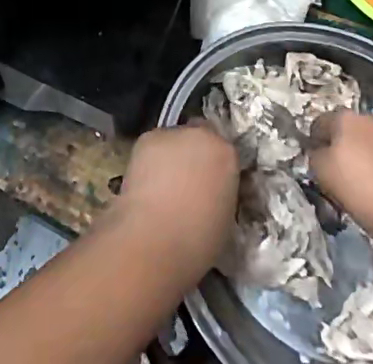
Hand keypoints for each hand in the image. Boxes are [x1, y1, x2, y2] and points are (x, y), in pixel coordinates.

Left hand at [106, 123, 240, 269]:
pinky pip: (153, 146)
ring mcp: (172, 134)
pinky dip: (152, 160)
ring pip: (175, 140)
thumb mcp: (226, 217)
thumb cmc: (198, 239)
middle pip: (200, 137)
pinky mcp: (146, 139)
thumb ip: (222, 192)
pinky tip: (146, 183)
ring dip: (173, 155)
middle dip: (195, 154)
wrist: (155, 238)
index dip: (217, 167)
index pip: (225, 151)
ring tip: (163, 185)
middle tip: (187, 181)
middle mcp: (202, 135)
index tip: (211, 185)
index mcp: (226, 154)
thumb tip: (212, 192)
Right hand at [309, 111, 372, 232]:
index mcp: (343, 117)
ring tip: (362, 197)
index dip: (312, 146)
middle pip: (345, 135)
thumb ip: (314, 159)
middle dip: (340, 155)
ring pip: (368, 150)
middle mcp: (369, 120)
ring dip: (363, 167)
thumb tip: (319, 156)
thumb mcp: (323, 175)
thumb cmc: (364, 188)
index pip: (317, 125)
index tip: (314, 170)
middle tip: (336, 184)